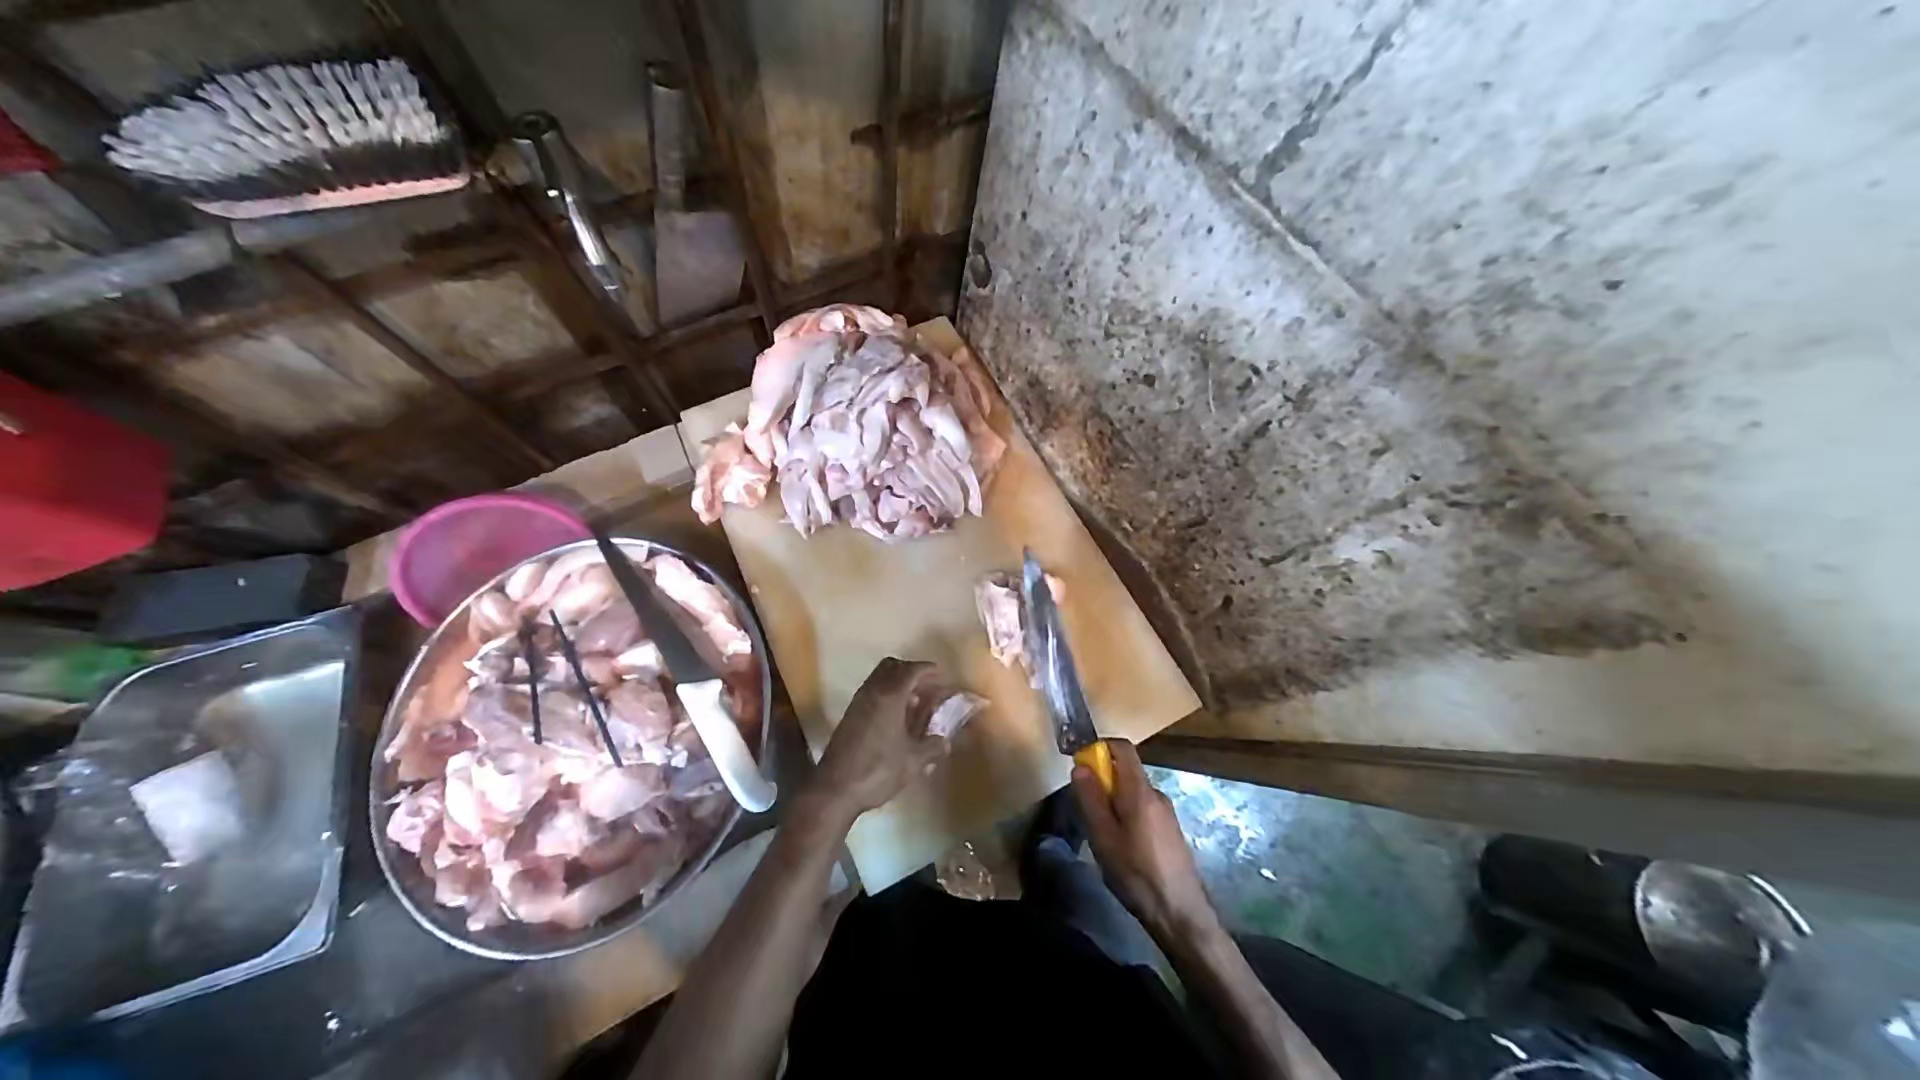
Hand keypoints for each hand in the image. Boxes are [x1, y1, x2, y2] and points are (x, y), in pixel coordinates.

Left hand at [807, 658, 949, 821]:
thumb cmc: (878, 770)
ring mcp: (857, 702)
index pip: (911, 670)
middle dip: (911, 671)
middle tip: (927, 686)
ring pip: (879, 678)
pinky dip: (886, 695)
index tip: (942, 675)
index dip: (928, 670)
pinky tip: (896, 718)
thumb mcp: (912, 761)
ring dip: (897, 683)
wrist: (835, 789)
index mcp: (890, 696)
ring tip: (915, 703)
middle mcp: (872, 692)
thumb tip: (944, 742)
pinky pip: (871, 692)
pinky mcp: (849, 715)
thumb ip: (932, 747)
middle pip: (892, 666)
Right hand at [1072, 739, 1220, 943]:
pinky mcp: (1170, 830)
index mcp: (1140, 791)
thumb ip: (1091, 799)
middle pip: (1126, 771)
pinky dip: (1126, 816)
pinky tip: (1122, 848)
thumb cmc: (1137, 874)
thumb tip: (1081, 767)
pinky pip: (1142, 809)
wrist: (1181, 914)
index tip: (1080, 764)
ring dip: (1113, 802)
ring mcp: (1167, 813)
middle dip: (1102, 781)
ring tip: (1103, 836)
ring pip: (1133, 793)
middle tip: (1087, 811)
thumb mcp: (1103, 837)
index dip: (1099, 747)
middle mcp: (1157, 794)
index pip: (1122, 748)